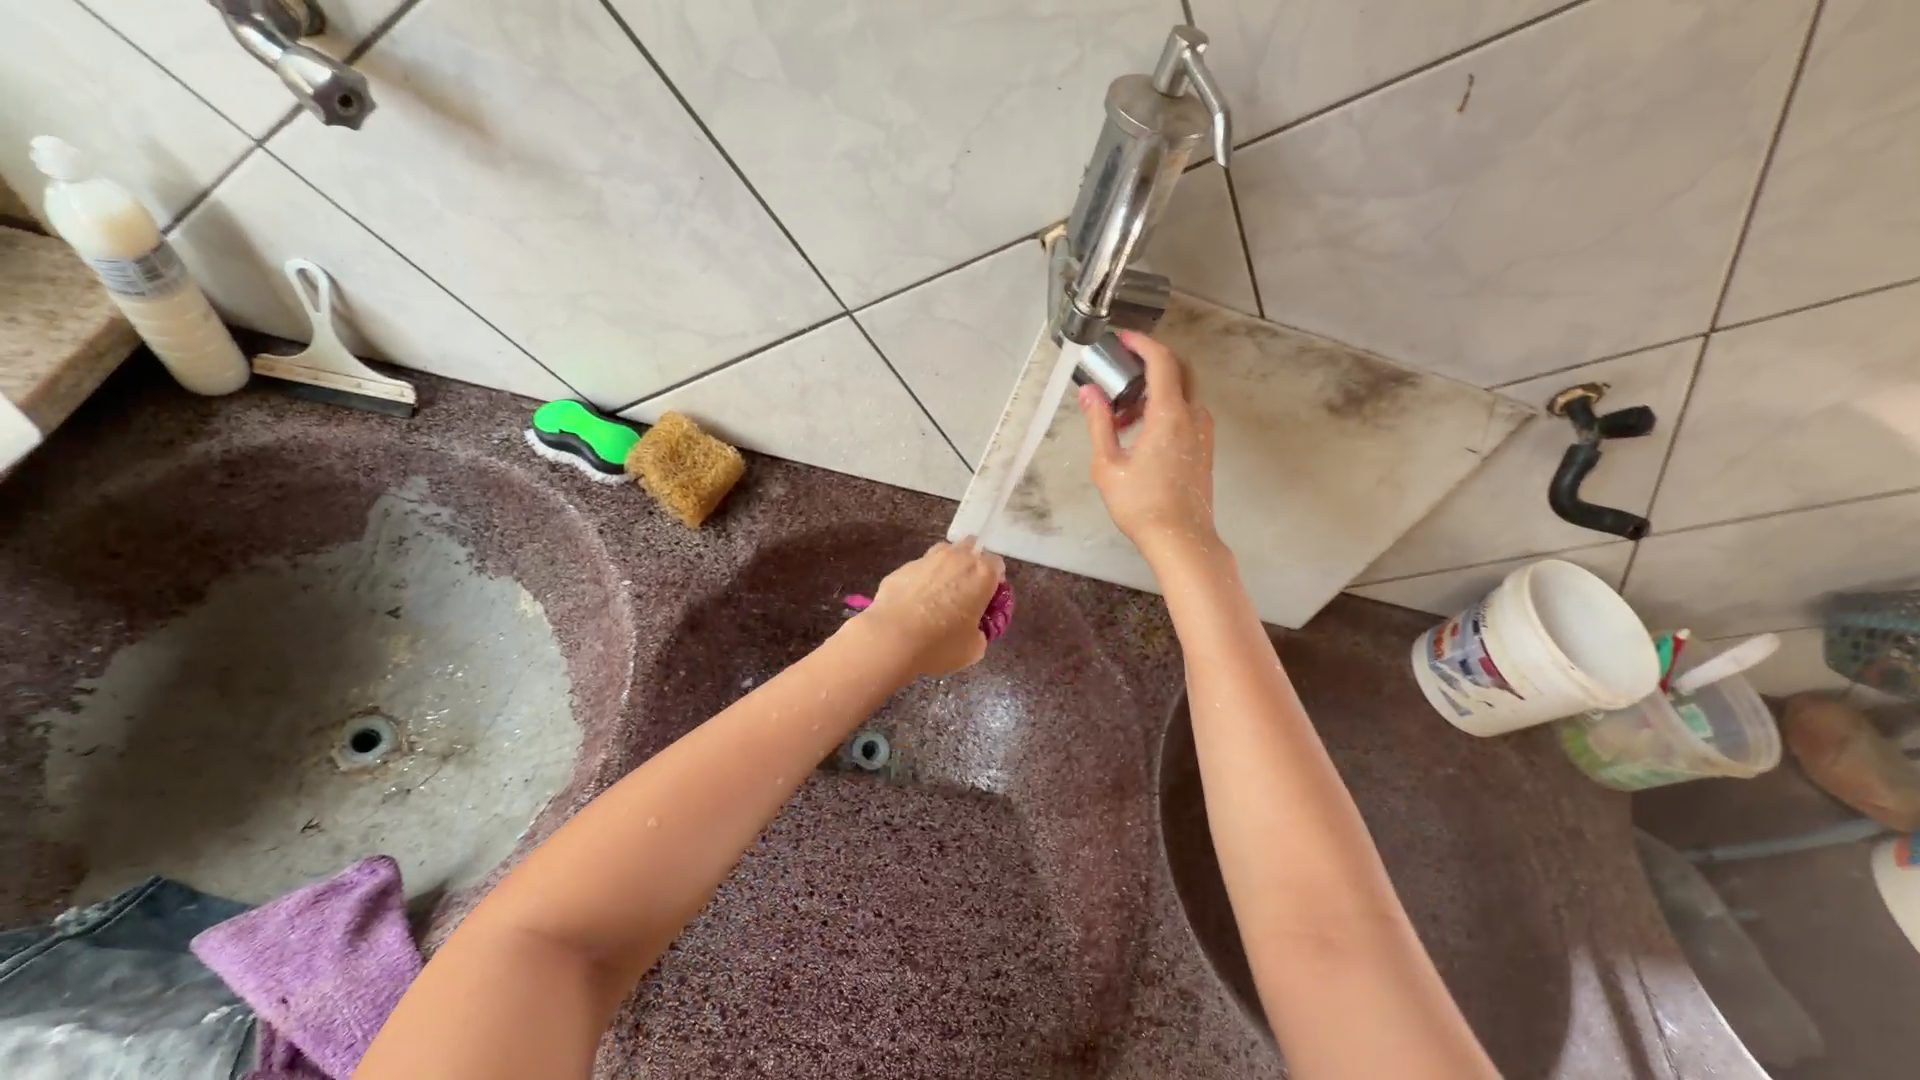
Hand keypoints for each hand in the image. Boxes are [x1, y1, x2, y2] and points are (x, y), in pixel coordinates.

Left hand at [856, 539, 1005, 677]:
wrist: (892, 638)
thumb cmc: (940, 644)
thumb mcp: (973, 648)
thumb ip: (980, 633)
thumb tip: (975, 631)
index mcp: (982, 574)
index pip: (997, 564)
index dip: (995, 581)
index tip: (988, 598)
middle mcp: (956, 558)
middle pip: (971, 548)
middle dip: (971, 564)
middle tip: (966, 590)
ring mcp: (927, 559)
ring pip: (944, 552)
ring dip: (947, 566)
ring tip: (940, 592)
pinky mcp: (902, 568)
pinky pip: (918, 569)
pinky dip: (921, 580)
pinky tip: (914, 602)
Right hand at [1079, 330, 1218, 564]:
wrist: (1180, 539)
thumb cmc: (1142, 505)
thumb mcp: (1108, 464)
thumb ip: (1099, 423)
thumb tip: (1089, 393)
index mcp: (1169, 414)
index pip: (1162, 361)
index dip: (1142, 343)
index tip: (1124, 339)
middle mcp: (1193, 416)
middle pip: (1179, 370)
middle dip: (1150, 363)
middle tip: (1122, 369)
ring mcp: (1203, 432)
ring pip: (1183, 393)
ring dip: (1155, 391)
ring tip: (1123, 415)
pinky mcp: (1205, 447)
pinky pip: (1187, 413)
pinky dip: (1165, 409)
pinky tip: (1140, 433)